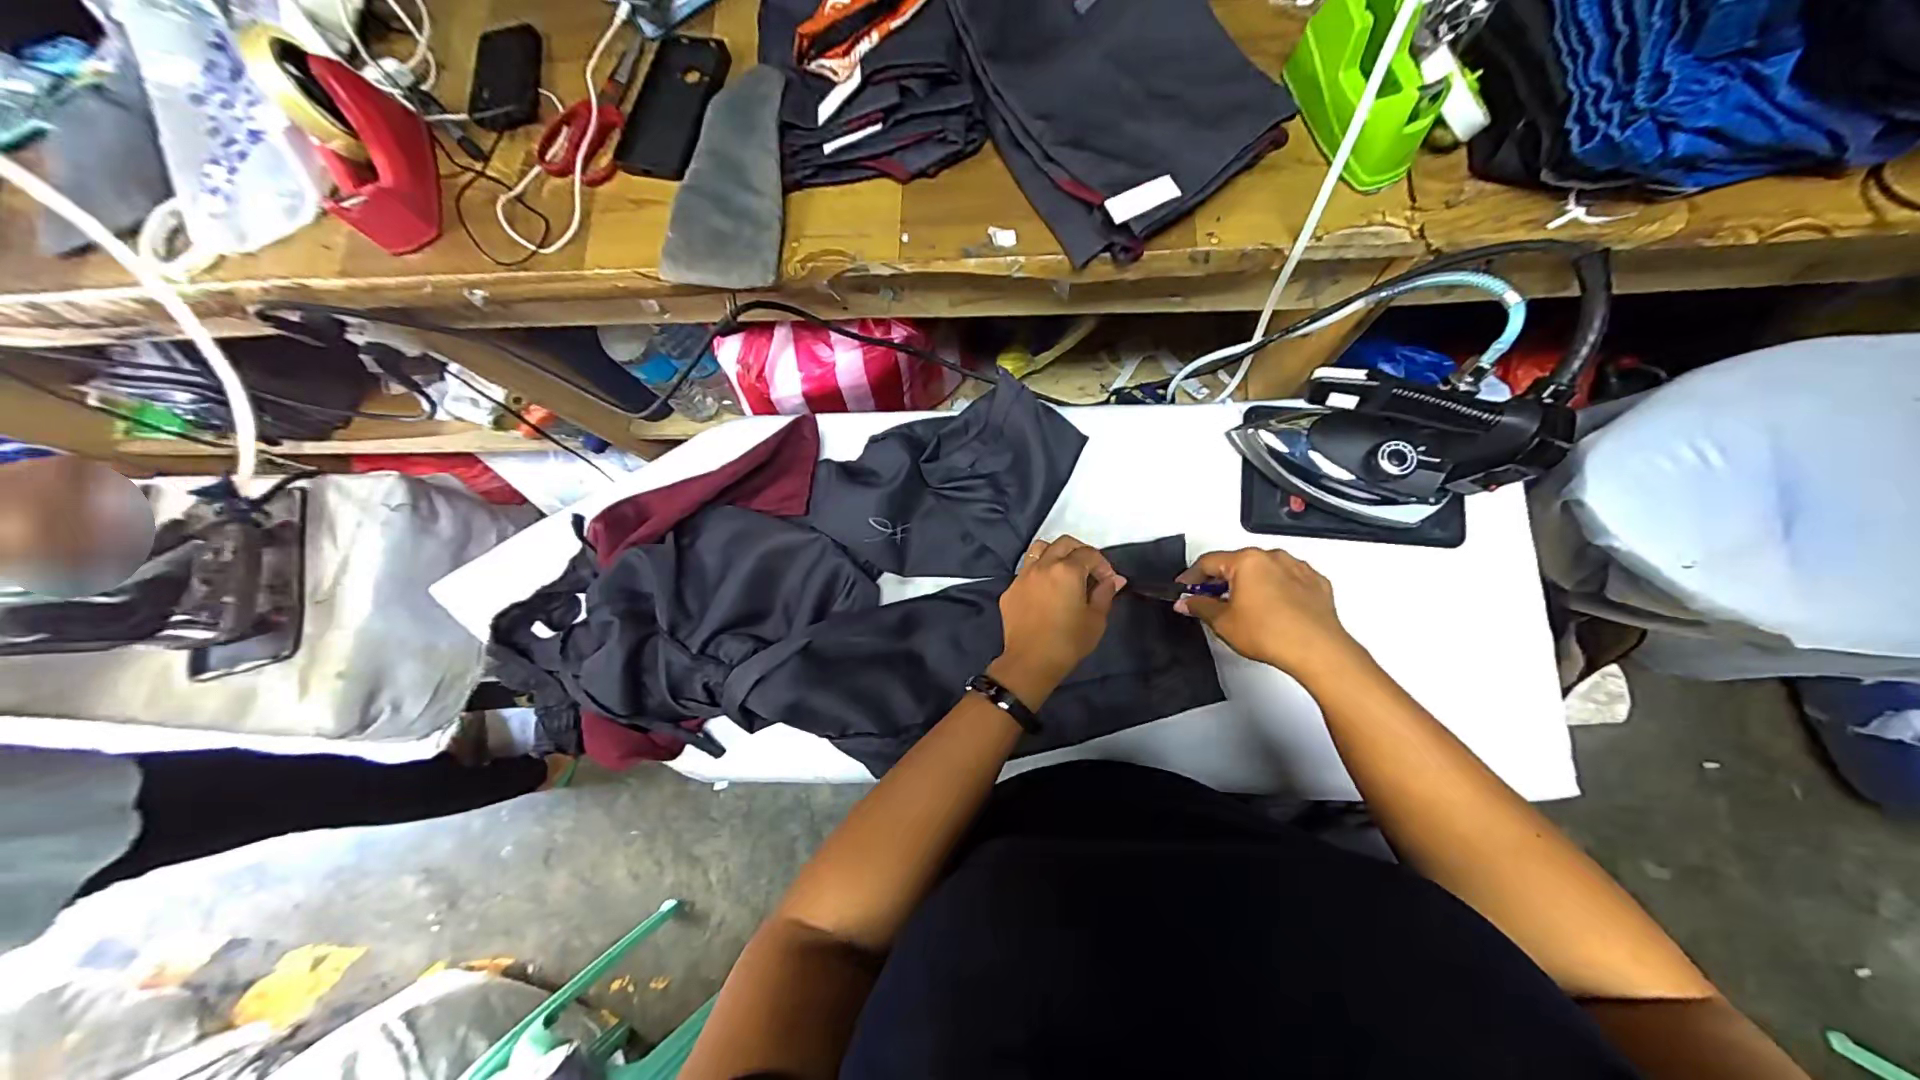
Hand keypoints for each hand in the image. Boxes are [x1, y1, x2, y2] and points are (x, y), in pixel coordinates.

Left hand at [989, 535, 1126, 704]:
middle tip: (1089, 570)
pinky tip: (1045, 590)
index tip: (1108, 581)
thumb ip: (1105, 593)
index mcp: (1066, 570)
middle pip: (1063, 543)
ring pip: (1039, 549)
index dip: (1103, 564)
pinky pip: (1026, 571)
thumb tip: (1115, 579)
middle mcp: (1043, 566)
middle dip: (1080, 551)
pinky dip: (1039, 572)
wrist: (1031, 662)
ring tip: (1064, 571)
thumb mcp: (1096, 619)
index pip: (1089, 553)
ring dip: (1055, 554)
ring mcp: (1022, 577)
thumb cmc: (1068, 642)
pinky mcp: (1010, 590)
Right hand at [1175, 548, 1366, 680]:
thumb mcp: (1222, 622)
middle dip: (1220, 581)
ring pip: (1263, 570)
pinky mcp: (1315, 583)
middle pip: (1236, 564)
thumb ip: (1200, 607)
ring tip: (1243, 609)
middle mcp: (1273, 558)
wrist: (1317, 650)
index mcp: (1247, 561)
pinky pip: (1287, 580)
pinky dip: (1275, 590)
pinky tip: (1270, 610)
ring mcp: (1296, 569)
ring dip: (1250, 584)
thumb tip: (1189, 603)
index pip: (1208, 562)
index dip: (1191, 576)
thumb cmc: (1275, 634)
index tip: (1186, 586)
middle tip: (1209, 599)